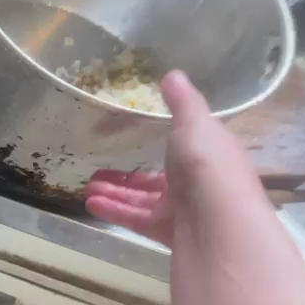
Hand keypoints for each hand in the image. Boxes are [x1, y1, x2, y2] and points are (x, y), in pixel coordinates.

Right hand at [84, 71, 251, 246]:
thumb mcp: (195, 124)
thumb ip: (182, 102)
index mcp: (207, 154)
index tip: (133, 138)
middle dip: (126, 175)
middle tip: (98, 169)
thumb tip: (173, 74)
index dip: (160, 143)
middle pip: (156, 178)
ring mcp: (181, 210)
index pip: (183, 148)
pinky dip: (113, 211)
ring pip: (142, 200)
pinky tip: (91, 204)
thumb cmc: (207, 165)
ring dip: (114, 192)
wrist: (217, 221)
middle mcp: (195, 182)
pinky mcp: (165, 231)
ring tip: (87, 187)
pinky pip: (135, 219)